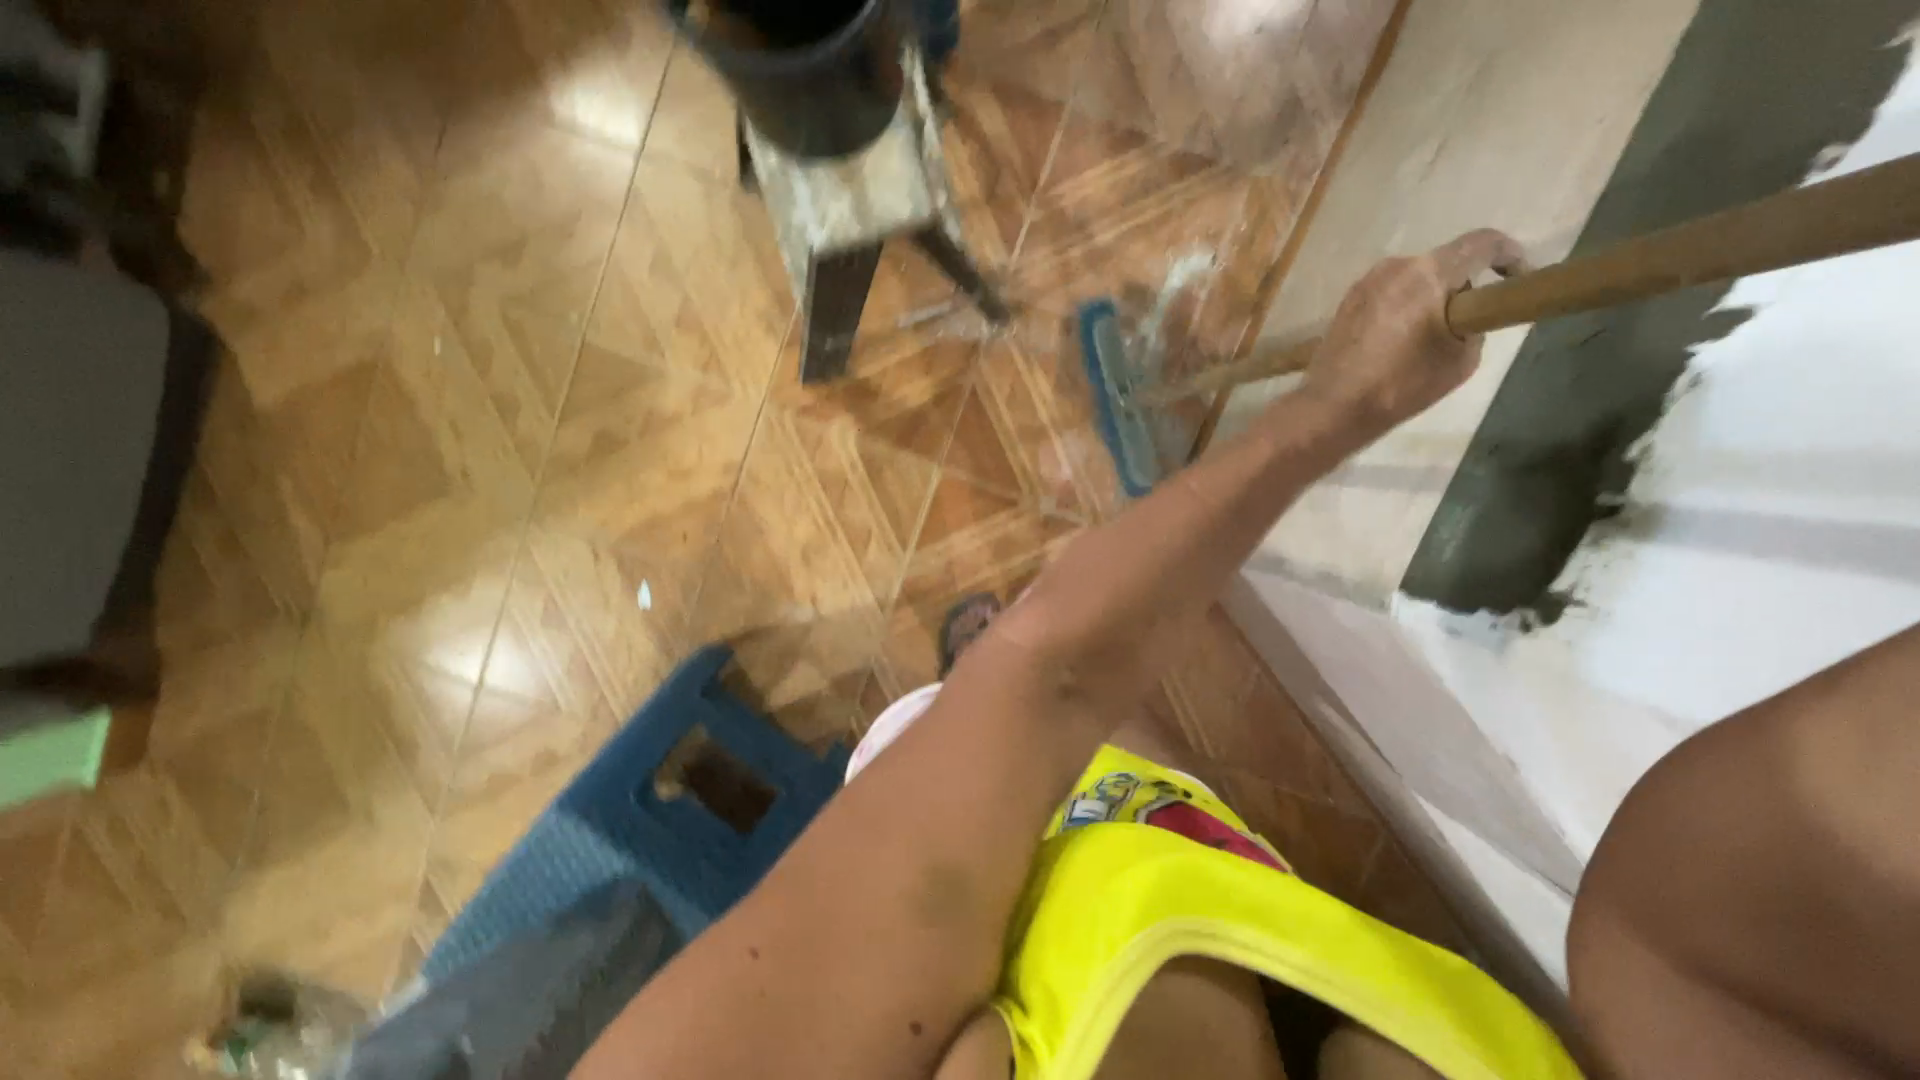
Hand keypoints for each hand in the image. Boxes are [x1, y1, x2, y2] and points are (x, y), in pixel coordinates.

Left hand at [1299, 228, 1525, 434]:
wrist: (1333, 406)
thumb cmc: (1402, 382)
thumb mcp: (1462, 357)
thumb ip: (1474, 324)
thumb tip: (1463, 316)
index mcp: (1427, 272)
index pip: (1483, 243)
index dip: (1511, 255)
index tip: (1520, 279)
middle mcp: (1393, 266)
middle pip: (1444, 262)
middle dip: (1465, 285)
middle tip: (1471, 320)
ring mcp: (1364, 283)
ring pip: (1414, 279)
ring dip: (1432, 298)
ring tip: (1433, 337)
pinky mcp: (1346, 303)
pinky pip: (1389, 295)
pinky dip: (1405, 308)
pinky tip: (1402, 341)